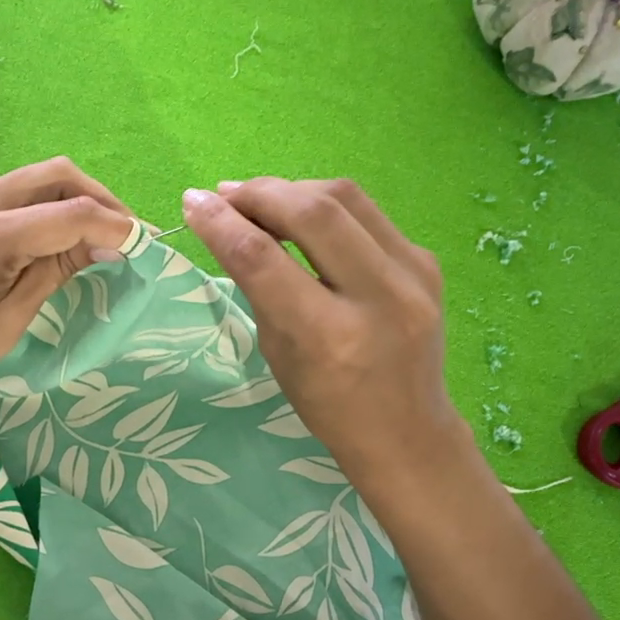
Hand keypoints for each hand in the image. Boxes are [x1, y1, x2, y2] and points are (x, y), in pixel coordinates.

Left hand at [0, 157, 136, 390]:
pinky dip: (51, 203)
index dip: (112, 225)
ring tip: (101, 232)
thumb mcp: (20, 310)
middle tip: (124, 233)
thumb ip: (63, 265)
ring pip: (41, 176)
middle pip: (58, 174)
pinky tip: (65, 231)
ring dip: (77, 198)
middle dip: (99, 199)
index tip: (141, 244)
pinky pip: (21, 189)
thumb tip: (112, 241)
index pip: (70, 213)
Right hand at [182, 178, 464, 469]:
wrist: (406, 430)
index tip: (193, 202)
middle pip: (313, 212)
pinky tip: (303, 217)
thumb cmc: (328, 405)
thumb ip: (261, 291)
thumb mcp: (279, 354)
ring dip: (293, 189)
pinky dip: (326, 208)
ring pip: (346, 199)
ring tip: (258, 197)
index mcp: (328, 336)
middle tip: (225, 194)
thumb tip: (233, 231)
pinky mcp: (427, 262)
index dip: (222, 225)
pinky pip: (368, 216)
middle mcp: (377, 297)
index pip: (264, 261)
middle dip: (260, 193)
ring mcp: (412, 275)